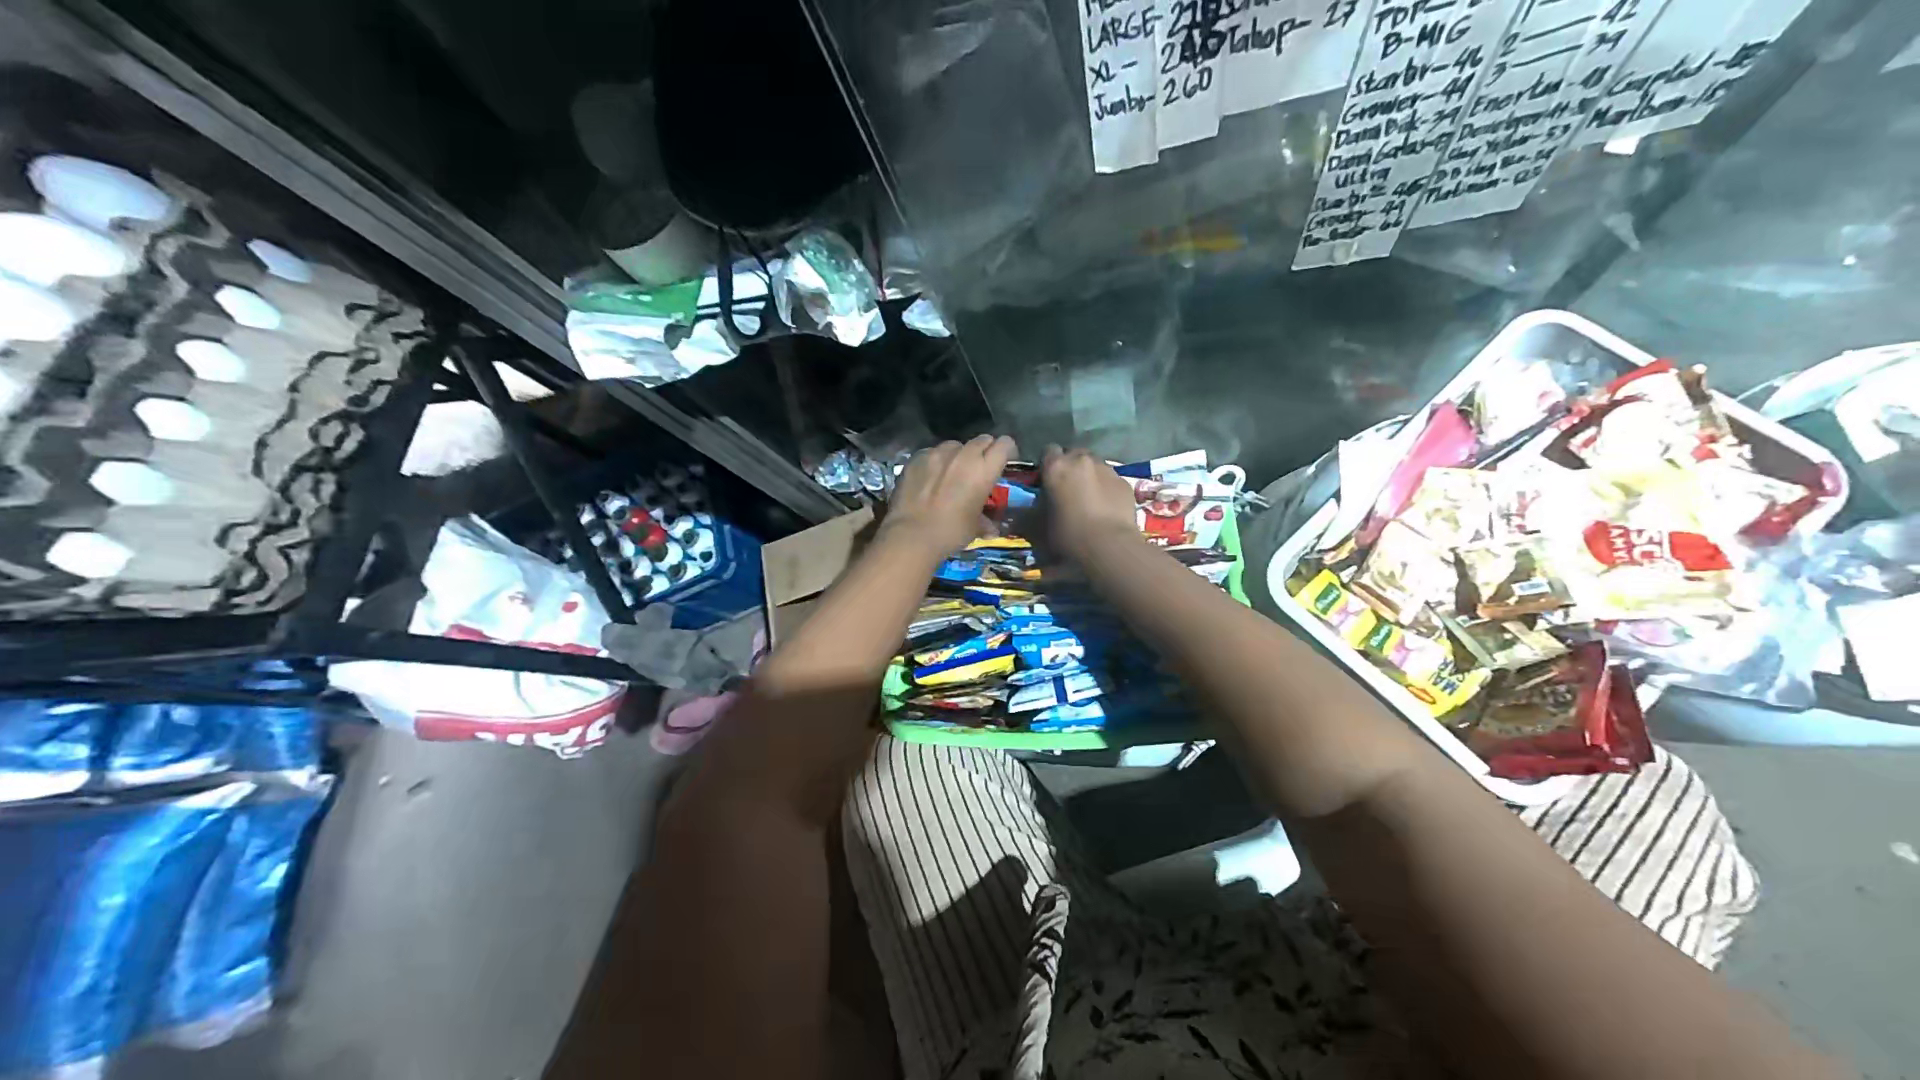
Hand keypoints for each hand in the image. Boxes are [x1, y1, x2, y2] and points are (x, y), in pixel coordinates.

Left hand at [879, 435, 1015, 555]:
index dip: (1007, 450)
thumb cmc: (951, 532)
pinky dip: (935, 462)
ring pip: (955, 445)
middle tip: (978, 469)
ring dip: (958, 455)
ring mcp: (938, 453)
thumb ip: (985, 521)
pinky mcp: (917, 457)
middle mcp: (964, 454)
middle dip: (983, 451)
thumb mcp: (975, 528)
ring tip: (950, 473)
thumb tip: (991, 529)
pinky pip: (932, 452)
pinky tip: (928, 478)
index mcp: (984, 470)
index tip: (1004, 461)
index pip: (1004, 444)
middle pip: (981, 440)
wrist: (912, 534)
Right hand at [1041, 445, 1138, 561]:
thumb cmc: (1068, 535)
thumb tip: (1023, 511)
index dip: (1047, 466)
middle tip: (1067, 489)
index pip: (1047, 451)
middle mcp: (1082, 460)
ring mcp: (1107, 469)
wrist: (1109, 547)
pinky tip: (1106, 508)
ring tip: (1089, 499)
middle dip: (1070, 467)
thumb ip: (1030, 512)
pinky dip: (1106, 488)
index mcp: (1056, 466)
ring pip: (1094, 465)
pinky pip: (1111, 480)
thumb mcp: (1038, 526)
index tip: (1046, 481)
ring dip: (1089, 477)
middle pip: (1074, 454)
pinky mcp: (1124, 482)